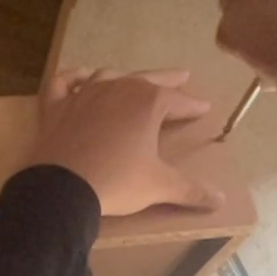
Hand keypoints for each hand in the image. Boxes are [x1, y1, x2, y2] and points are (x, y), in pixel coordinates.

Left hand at [28, 69, 225, 216]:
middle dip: (167, 79)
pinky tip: (81, 77)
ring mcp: (83, 94)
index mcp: (147, 102)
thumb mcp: (159, 186)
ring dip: (124, 77)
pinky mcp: (55, 107)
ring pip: (107, 76)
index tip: (204, 107)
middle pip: (147, 79)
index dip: (192, 105)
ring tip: (134, 80)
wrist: (63, 188)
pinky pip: (63, 84)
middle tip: (182, 75)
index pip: (178, 100)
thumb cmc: (117, 181)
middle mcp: (117, 88)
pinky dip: (73, 78)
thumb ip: (191, 190)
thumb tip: (221, 200)